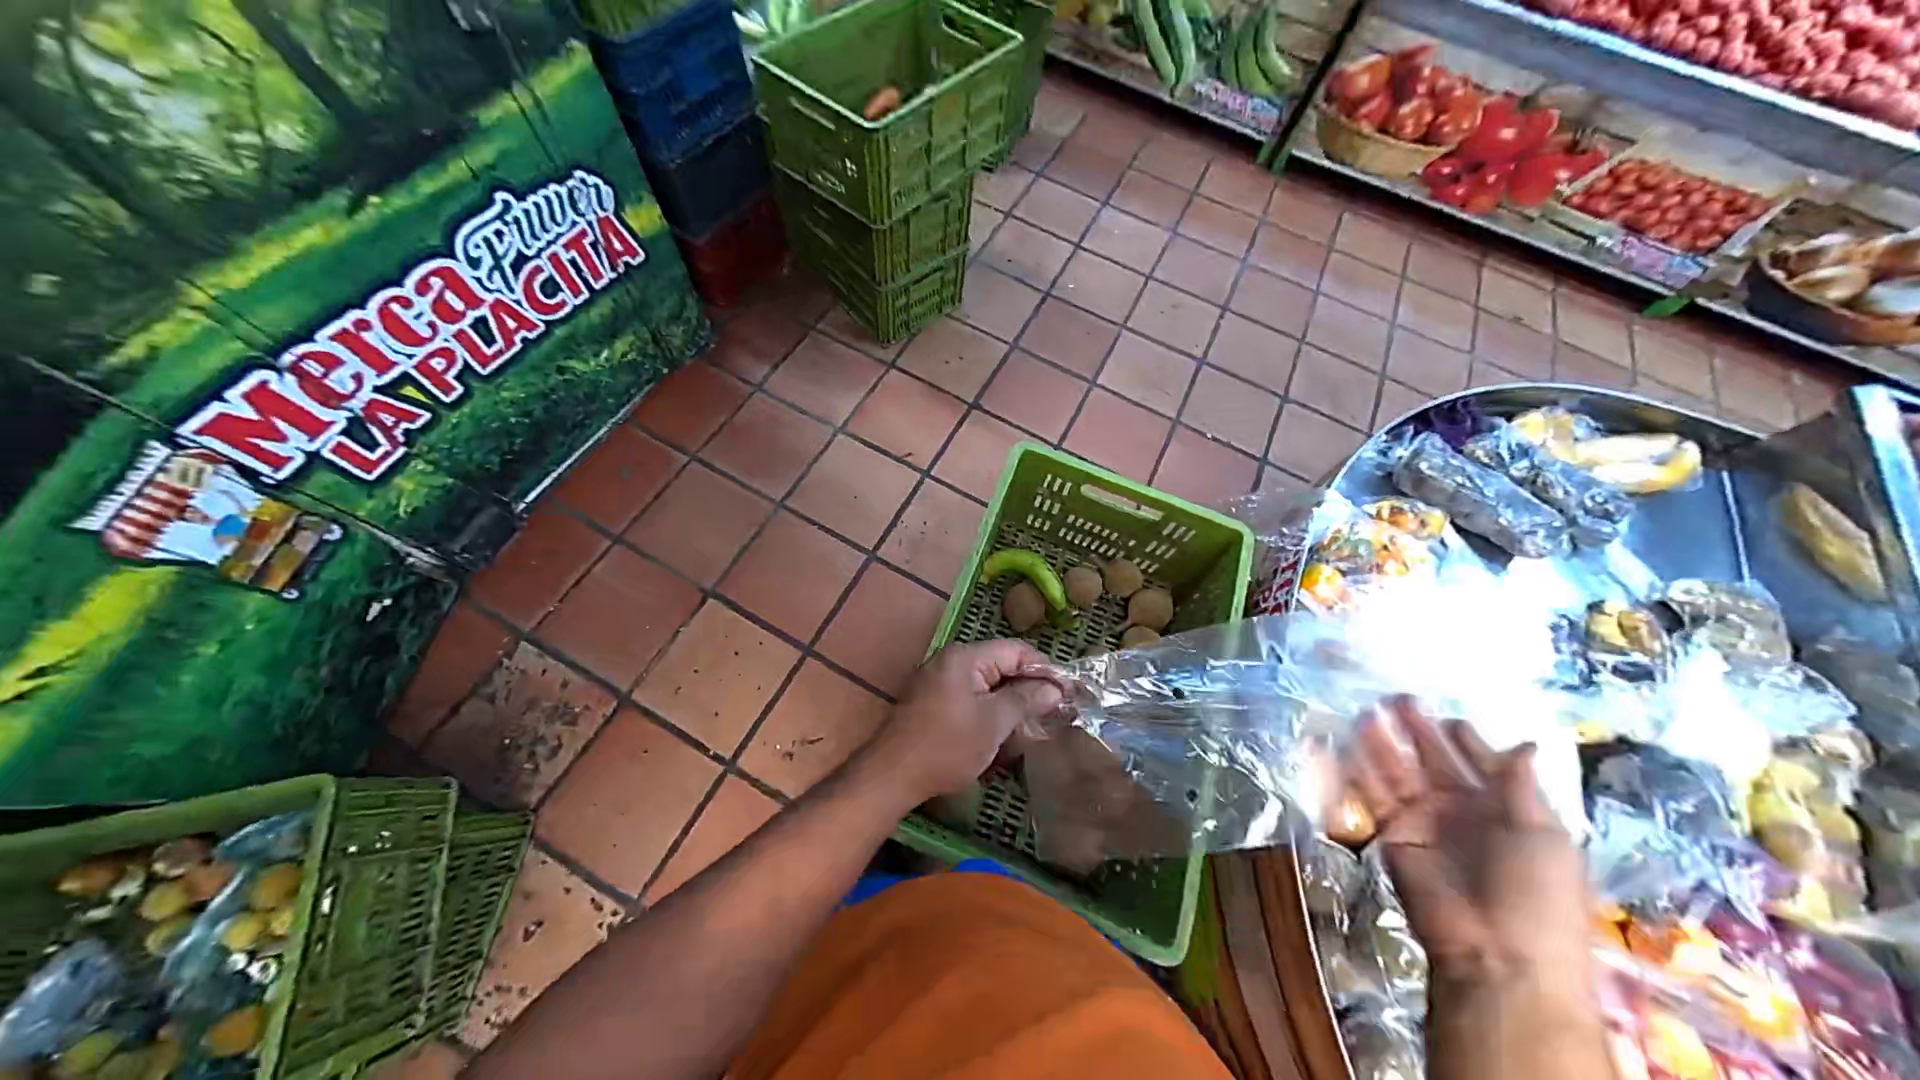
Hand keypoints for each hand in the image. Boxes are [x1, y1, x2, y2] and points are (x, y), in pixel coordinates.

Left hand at [857, 640, 1063, 806]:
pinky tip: (1005, 732)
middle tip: (1057, 711)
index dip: (1045, 669)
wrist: (893, 775)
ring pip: (988, 684)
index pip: (1016, 650)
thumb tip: (1054, 689)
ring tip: (1036, 724)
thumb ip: (1026, 699)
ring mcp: (939, 682)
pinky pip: (971, 699)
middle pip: (1001, 665)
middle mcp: (950, 661)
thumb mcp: (994, 722)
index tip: (1068, 693)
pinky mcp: (933, 703)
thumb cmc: (946, 746)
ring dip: (1011, 702)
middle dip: (1029, 687)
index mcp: (964, 657)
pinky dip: (991, 711)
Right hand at [1347, 698, 1589, 988]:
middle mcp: (1460, 810)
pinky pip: (1371, 796)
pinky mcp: (1391, 834)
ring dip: (1382, 744)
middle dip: (1415, 731)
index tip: (1445, 716)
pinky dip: (1352, 772)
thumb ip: (1521, 786)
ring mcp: (1423, 822)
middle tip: (1395, 699)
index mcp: (1503, 808)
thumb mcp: (1544, 836)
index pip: (1478, 763)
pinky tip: (1336, 748)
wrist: (1497, 952)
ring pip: (1398, 773)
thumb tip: (1526, 743)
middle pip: (1432, 762)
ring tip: (1365, 715)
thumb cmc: (1535, 892)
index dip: (1463, 739)